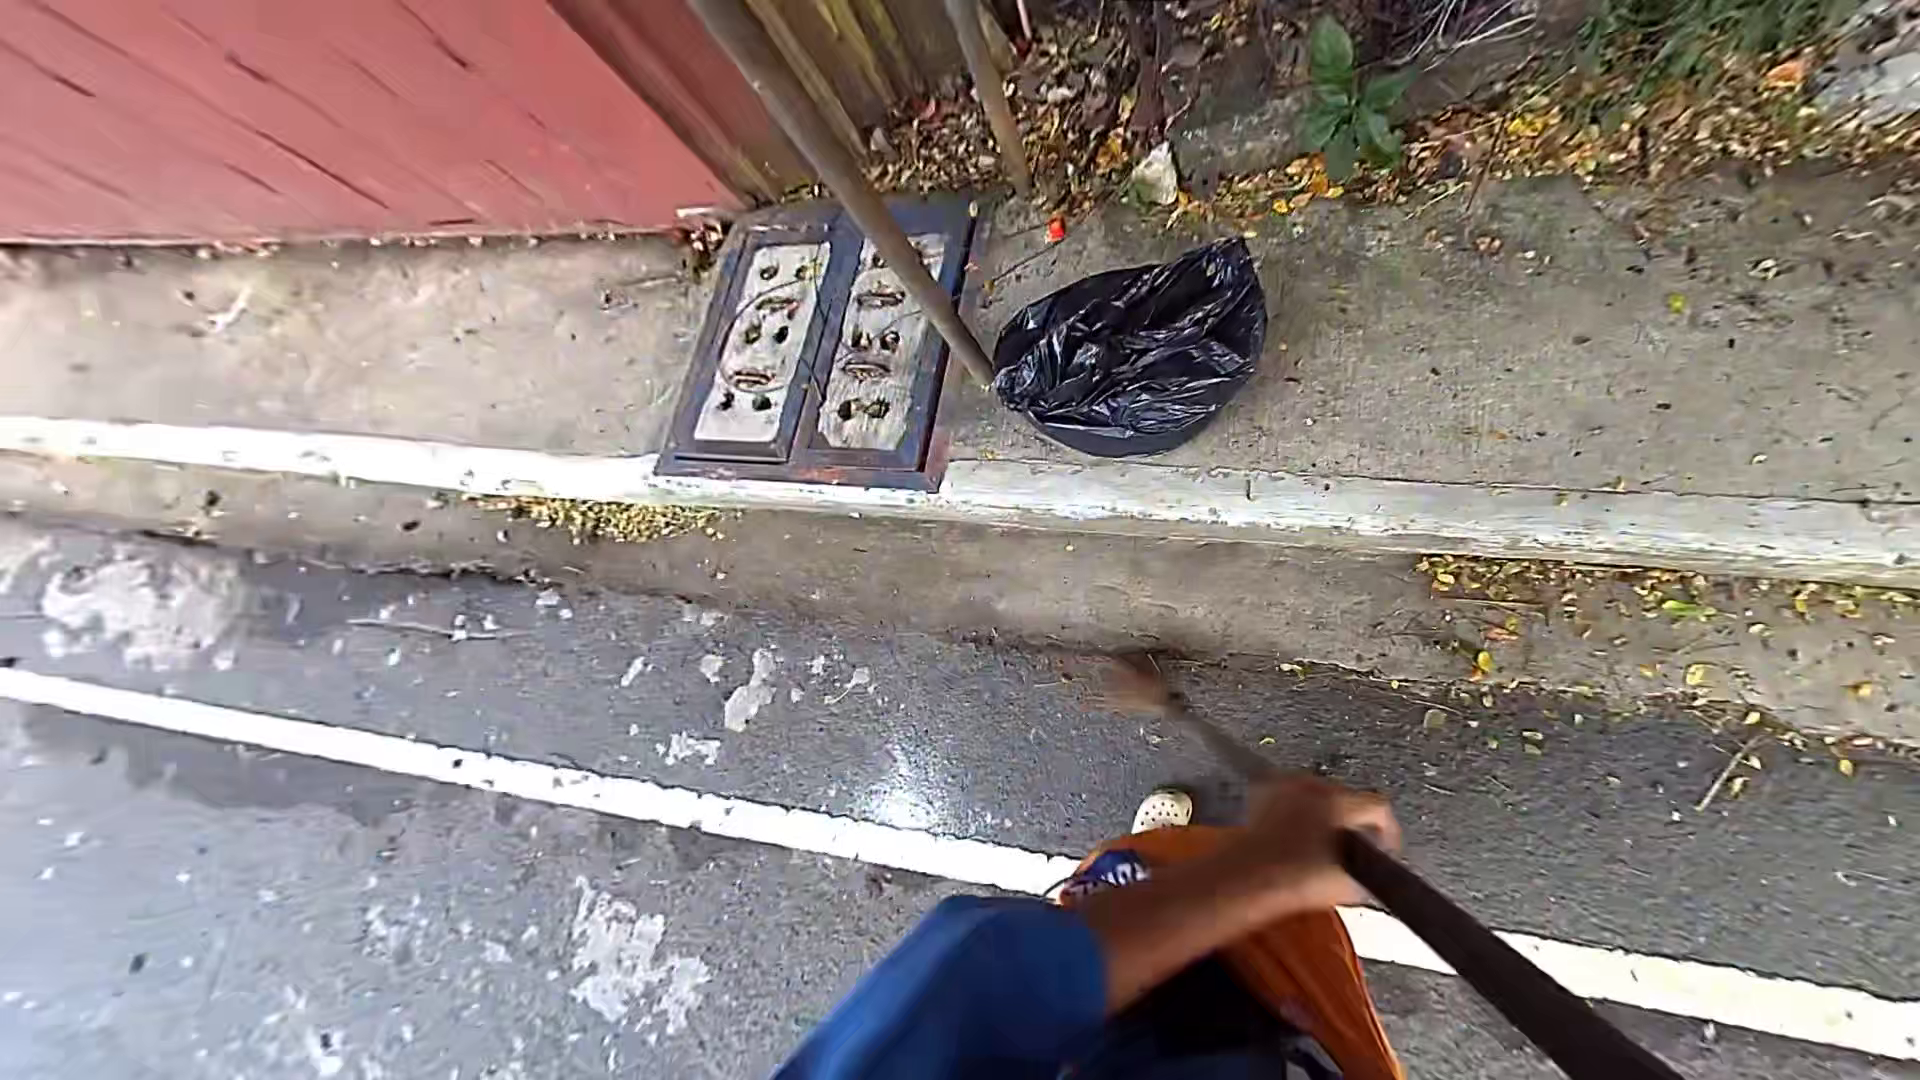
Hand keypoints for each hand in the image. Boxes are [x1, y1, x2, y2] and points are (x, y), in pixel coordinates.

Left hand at [1223, 773, 1401, 911]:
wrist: (1253, 874)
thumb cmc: (1301, 878)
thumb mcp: (1355, 880)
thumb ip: (1374, 863)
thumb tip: (1375, 860)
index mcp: (1340, 800)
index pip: (1379, 806)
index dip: (1387, 830)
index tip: (1382, 847)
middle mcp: (1312, 784)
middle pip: (1347, 795)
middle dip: (1353, 819)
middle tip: (1351, 844)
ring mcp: (1285, 782)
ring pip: (1317, 792)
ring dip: (1325, 811)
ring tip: (1322, 839)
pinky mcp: (1263, 787)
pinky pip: (1290, 793)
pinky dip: (1297, 807)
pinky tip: (1296, 829)